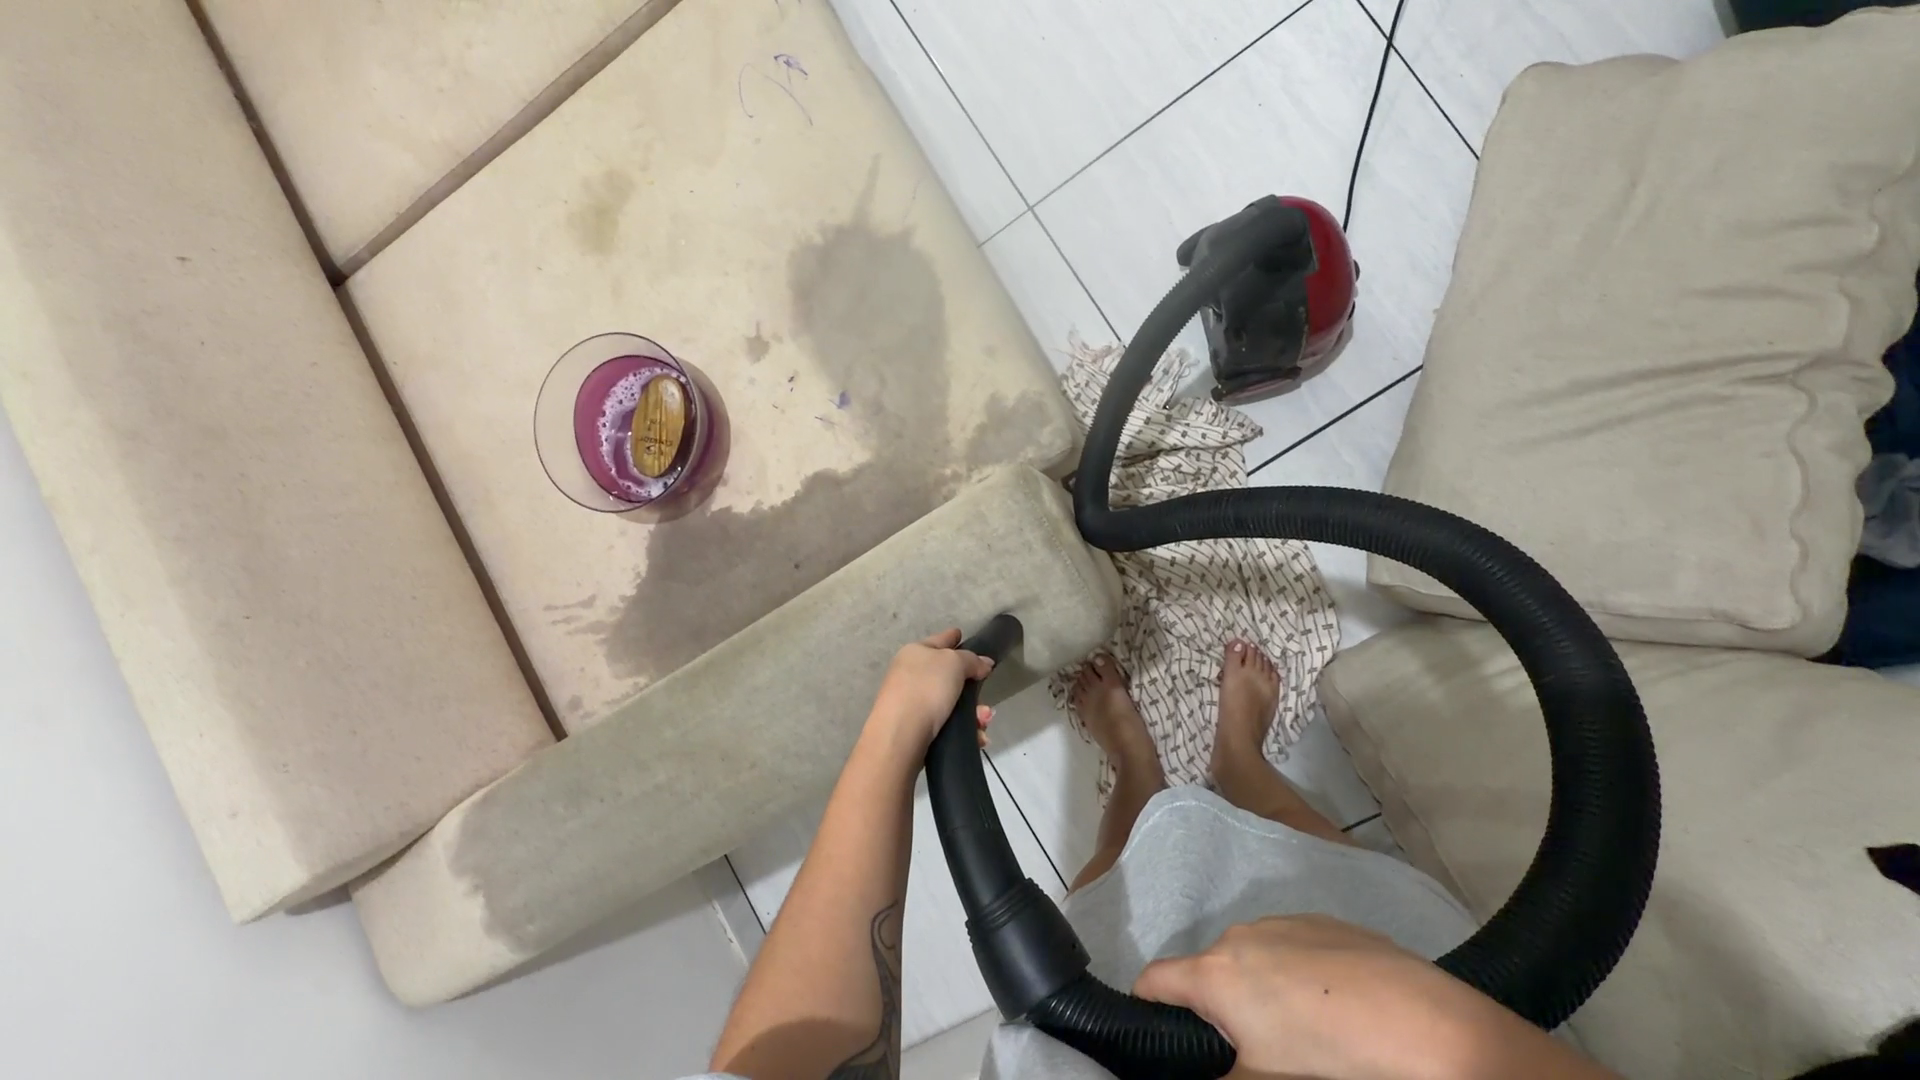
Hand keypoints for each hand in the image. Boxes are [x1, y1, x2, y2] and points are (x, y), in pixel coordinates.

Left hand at [860, 629, 994, 766]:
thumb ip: (972, 660)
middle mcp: (910, 675)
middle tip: (985, 695)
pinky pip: (948, 723)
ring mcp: (912, 702)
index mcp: (915, 653)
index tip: (961, 634)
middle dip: (972, 687)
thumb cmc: (926, 689)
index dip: (952, 637)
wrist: (901, 735)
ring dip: (973, 712)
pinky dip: (965, 728)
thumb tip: (984, 663)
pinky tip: (978, 736)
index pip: (938, 640)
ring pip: (952, 702)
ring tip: (983, 721)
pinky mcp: (917, 727)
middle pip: (948, 675)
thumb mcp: (954, 663)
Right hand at [1134, 916, 1618, 1079]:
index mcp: (1214, 973)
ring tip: (1307, 1029)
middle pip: (1208, 972)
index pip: (1152, 980)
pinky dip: (1299, 974)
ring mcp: (1283, 922)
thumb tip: (1211, 1066)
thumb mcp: (1260, 1079)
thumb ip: (1222, 1073)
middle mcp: (1238, 935)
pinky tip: (1339, 1007)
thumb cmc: (1324, 1057)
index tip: (1165, 1037)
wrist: (1421, 1024)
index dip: (1147, 1009)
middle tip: (1254, 1050)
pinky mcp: (1325, 921)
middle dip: (1219, 1008)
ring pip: (1253, 958)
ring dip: (1261, 989)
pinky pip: (1292, 948)